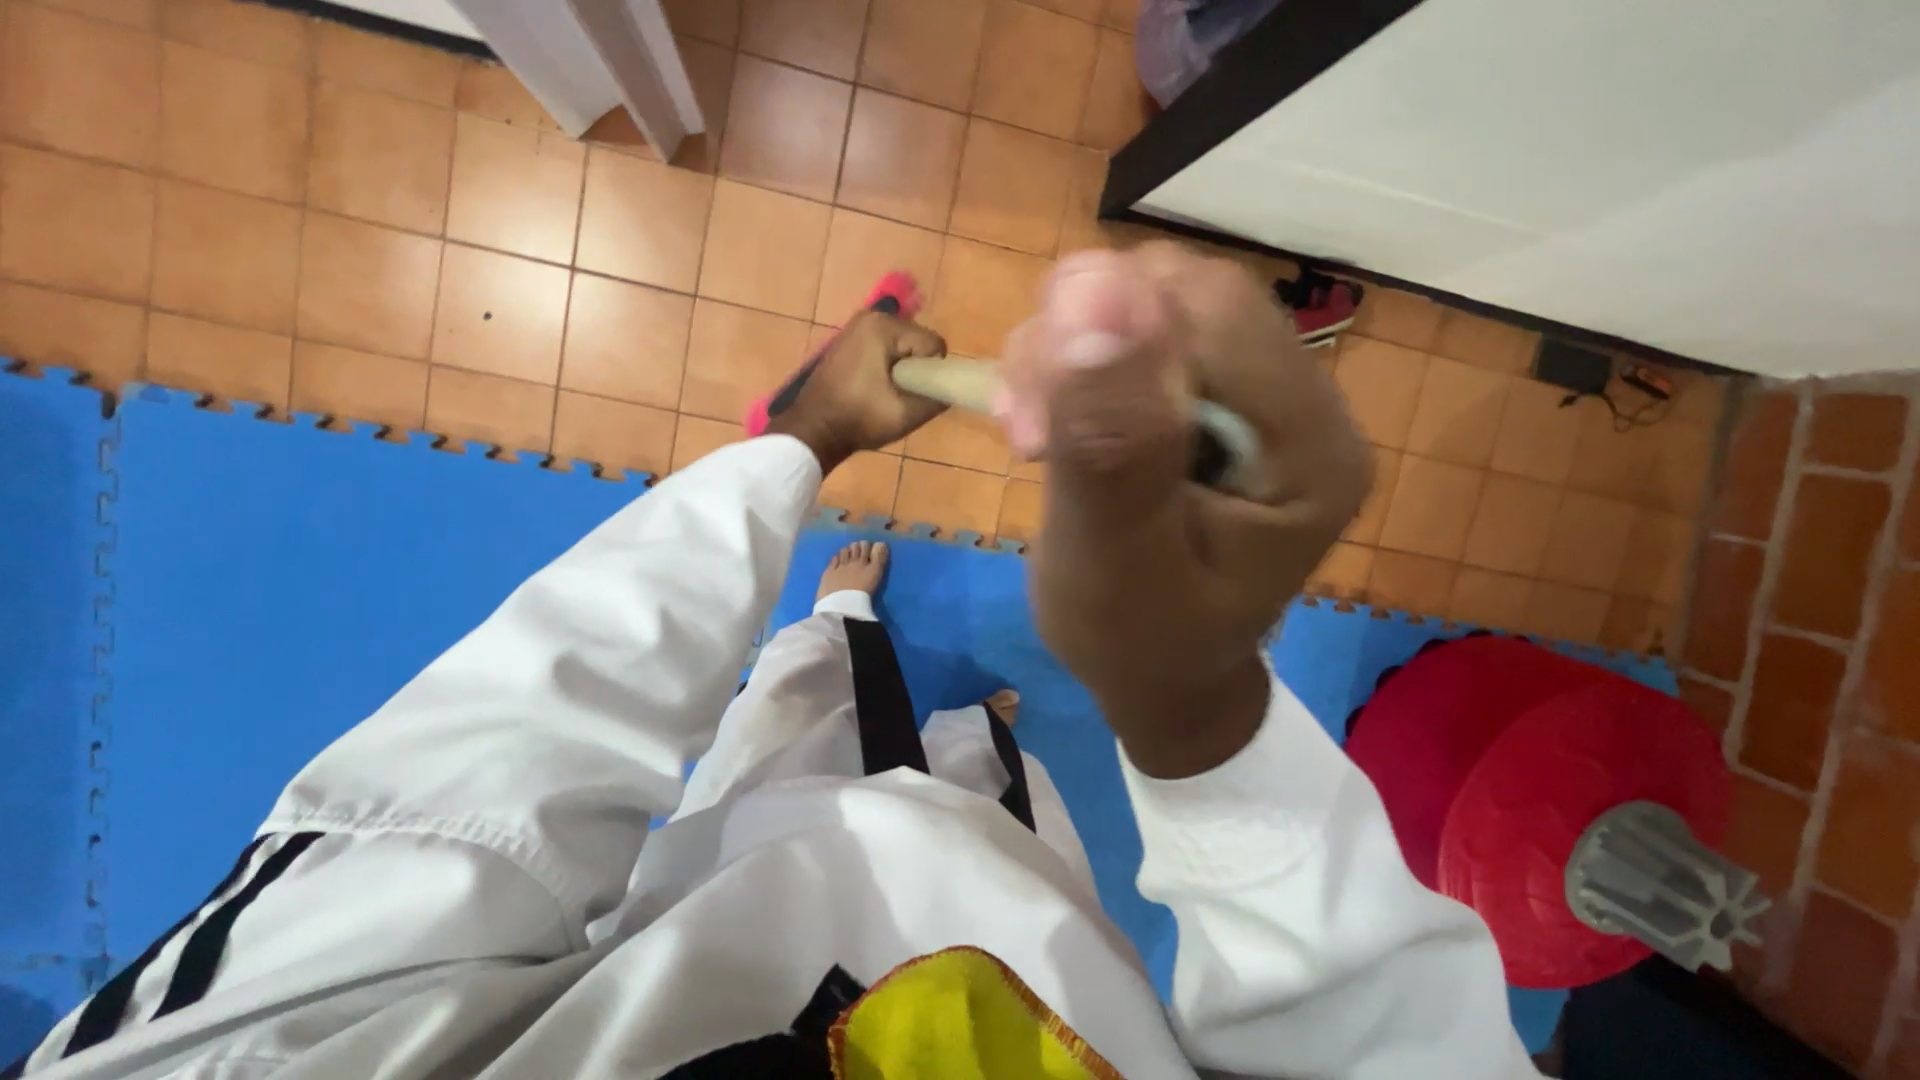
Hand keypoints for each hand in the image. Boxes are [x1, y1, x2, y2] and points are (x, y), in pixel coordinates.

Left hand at [765, 311, 948, 471]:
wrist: (815, 429)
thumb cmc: (860, 419)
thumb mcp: (908, 414)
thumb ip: (938, 399)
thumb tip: (949, 390)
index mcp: (884, 326)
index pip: (933, 344)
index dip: (932, 373)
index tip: (913, 395)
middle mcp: (871, 316)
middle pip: (917, 341)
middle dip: (916, 369)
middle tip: (899, 396)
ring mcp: (857, 326)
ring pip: (902, 346)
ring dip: (902, 369)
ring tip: (886, 393)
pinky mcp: (849, 339)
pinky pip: (884, 348)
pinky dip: (887, 366)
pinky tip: (875, 387)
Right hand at [999, 245, 1371, 776]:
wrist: (1157, 674)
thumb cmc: (1134, 642)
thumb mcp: (1112, 559)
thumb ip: (1109, 436)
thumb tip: (1096, 280)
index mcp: (1309, 447)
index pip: (1211, 311)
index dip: (1106, 336)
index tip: (1034, 430)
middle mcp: (1302, 403)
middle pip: (1183, 293)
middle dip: (1080, 344)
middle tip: (1030, 433)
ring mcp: (1259, 396)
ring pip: (1149, 301)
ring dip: (1067, 353)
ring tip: (1033, 437)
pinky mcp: (1214, 398)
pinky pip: (1137, 333)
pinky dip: (1074, 362)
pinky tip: (1048, 424)